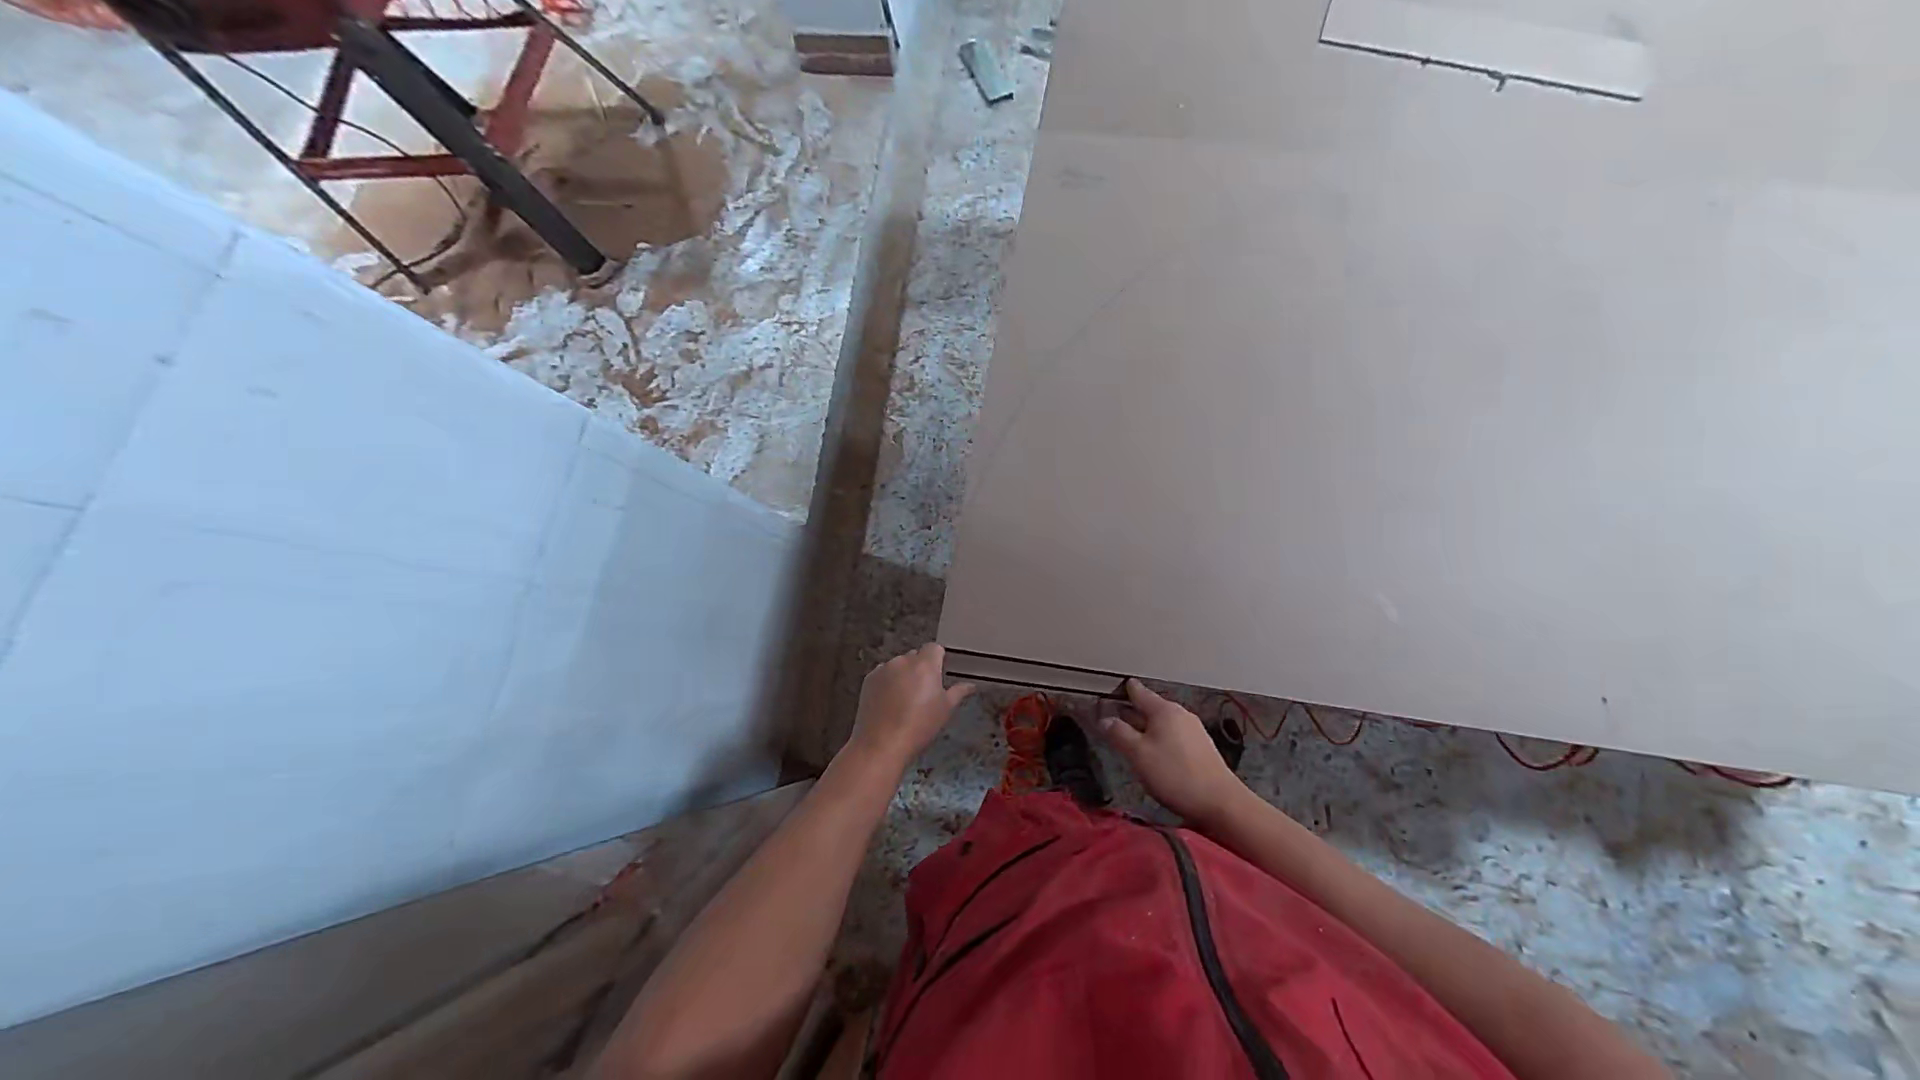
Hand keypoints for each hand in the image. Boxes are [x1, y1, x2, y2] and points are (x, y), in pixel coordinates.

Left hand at [846, 644, 976, 768]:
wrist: (882, 743)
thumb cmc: (920, 726)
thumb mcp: (945, 710)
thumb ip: (958, 692)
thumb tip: (970, 685)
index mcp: (925, 664)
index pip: (934, 648)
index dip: (938, 659)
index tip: (939, 675)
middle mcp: (903, 661)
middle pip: (915, 656)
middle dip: (920, 669)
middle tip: (924, 692)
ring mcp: (883, 669)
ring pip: (898, 666)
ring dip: (903, 675)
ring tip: (904, 701)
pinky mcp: (868, 680)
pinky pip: (883, 675)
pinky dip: (887, 683)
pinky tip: (889, 704)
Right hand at [1098, 680, 1248, 825]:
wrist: (1220, 802)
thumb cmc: (1175, 775)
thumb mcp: (1138, 754)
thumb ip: (1118, 733)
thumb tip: (1104, 719)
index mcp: (1164, 710)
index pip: (1139, 692)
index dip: (1124, 690)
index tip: (1114, 687)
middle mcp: (1180, 715)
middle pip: (1151, 707)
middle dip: (1133, 711)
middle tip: (1115, 714)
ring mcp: (1193, 732)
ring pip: (1163, 723)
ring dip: (1146, 727)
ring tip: (1131, 737)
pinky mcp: (1201, 749)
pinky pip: (1173, 736)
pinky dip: (1160, 739)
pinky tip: (1154, 754)